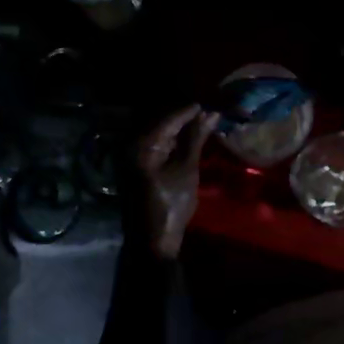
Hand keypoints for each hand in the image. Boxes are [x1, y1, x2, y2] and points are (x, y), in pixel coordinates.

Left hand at [134, 104, 217, 259]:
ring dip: (180, 130)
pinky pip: (156, 145)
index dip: (190, 110)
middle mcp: (131, 145)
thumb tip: (210, 113)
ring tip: (204, 124)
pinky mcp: (136, 166)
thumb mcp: (187, 169)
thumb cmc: (171, 205)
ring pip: (159, 133)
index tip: (211, 103)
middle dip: (186, 118)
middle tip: (210, 112)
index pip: (169, 118)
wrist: (152, 241)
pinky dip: (172, 142)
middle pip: (162, 122)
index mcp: (141, 144)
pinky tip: (189, 141)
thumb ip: (196, 139)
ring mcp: (131, 156)